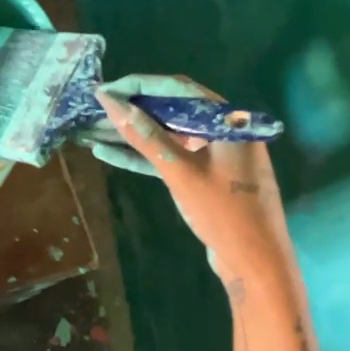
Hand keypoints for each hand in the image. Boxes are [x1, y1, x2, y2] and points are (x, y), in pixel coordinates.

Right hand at [89, 75, 288, 276]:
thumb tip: (110, 101)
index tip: (104, 90)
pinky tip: (108, 153)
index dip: (136, 86)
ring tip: (93, 129)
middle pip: (169, 110)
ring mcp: (213, 153)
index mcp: (226, 120)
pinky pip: (170, 156)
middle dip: (130, 110)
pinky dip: (143, 155)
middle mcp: (221, 129)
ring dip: (131, 133)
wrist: (257, 264)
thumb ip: (144, 135)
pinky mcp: (204, 175)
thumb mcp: (179, 171)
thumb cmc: (223, 213)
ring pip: (166, 134)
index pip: (175, 89)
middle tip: (94, 109)